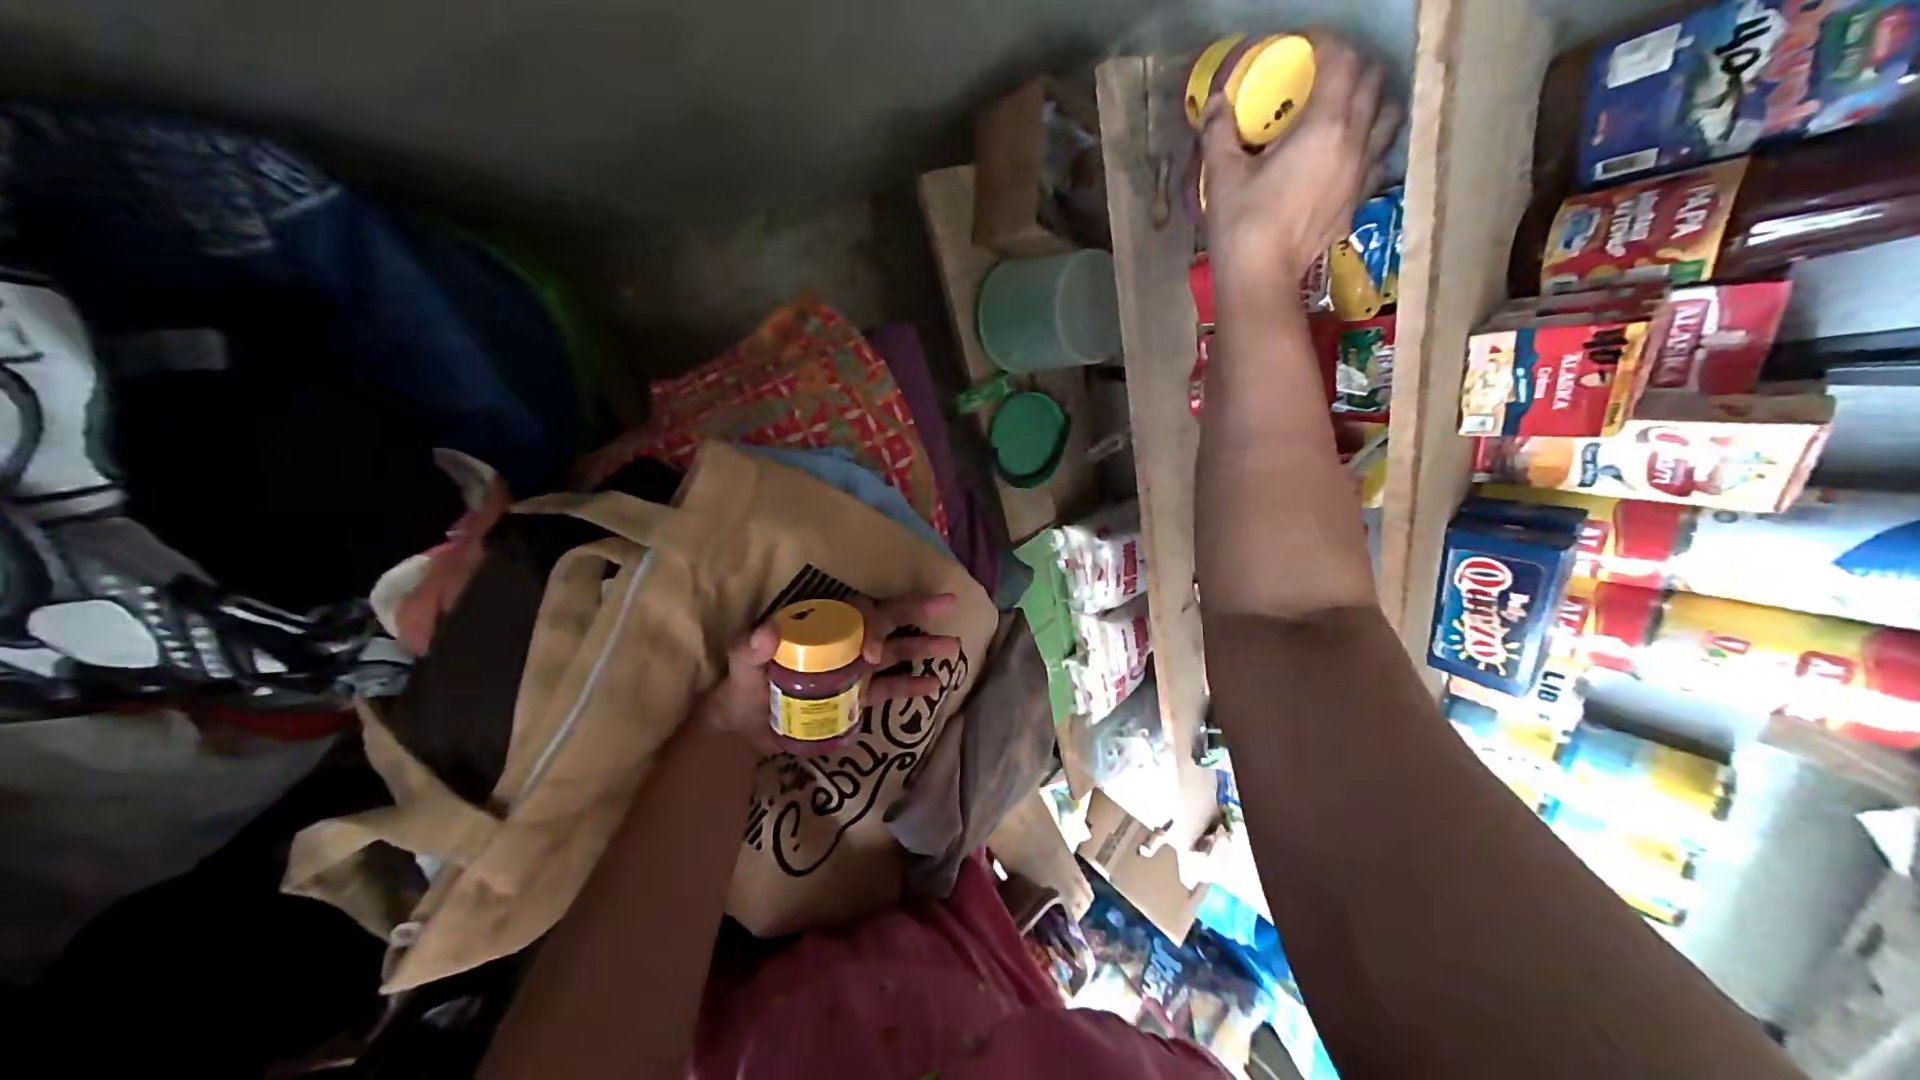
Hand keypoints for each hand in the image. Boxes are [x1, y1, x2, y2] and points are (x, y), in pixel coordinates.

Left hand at [689, 593, 962, 755]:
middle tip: (948, 604)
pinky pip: (889, 687)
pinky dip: (911, 685)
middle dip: (917, 611)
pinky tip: (933, 683)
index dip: (873, 626)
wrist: (742, 728)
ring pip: (896, 650)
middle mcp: (842, 641)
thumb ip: (750, 649)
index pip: (857, 614)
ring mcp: (852, 668)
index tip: (874, 656)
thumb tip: (767, 632)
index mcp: (821, 627)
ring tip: (953, 646)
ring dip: (924, 646)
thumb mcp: (741, 666)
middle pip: (886, 620)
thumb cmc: (741, 689)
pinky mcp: (856, 695)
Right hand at [1201, 32, 1402, 297]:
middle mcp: (1354, 142)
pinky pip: (1379, 156)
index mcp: (1324, 127)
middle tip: (1321, 74)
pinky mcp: (1357, 199)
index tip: (1303, 47)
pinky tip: (1349, 150)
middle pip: (1372, 80)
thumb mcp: (1222, 174)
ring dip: (1372, 100)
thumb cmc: (1242, 225)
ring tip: (1345, 106)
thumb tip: (1217, 102)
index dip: (1325, 43)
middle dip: (1351, 66)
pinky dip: (1371, 141)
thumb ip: (1220, 131)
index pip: (1342, 61)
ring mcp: (1361, 172)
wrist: (1261, 278)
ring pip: (1388, 115)